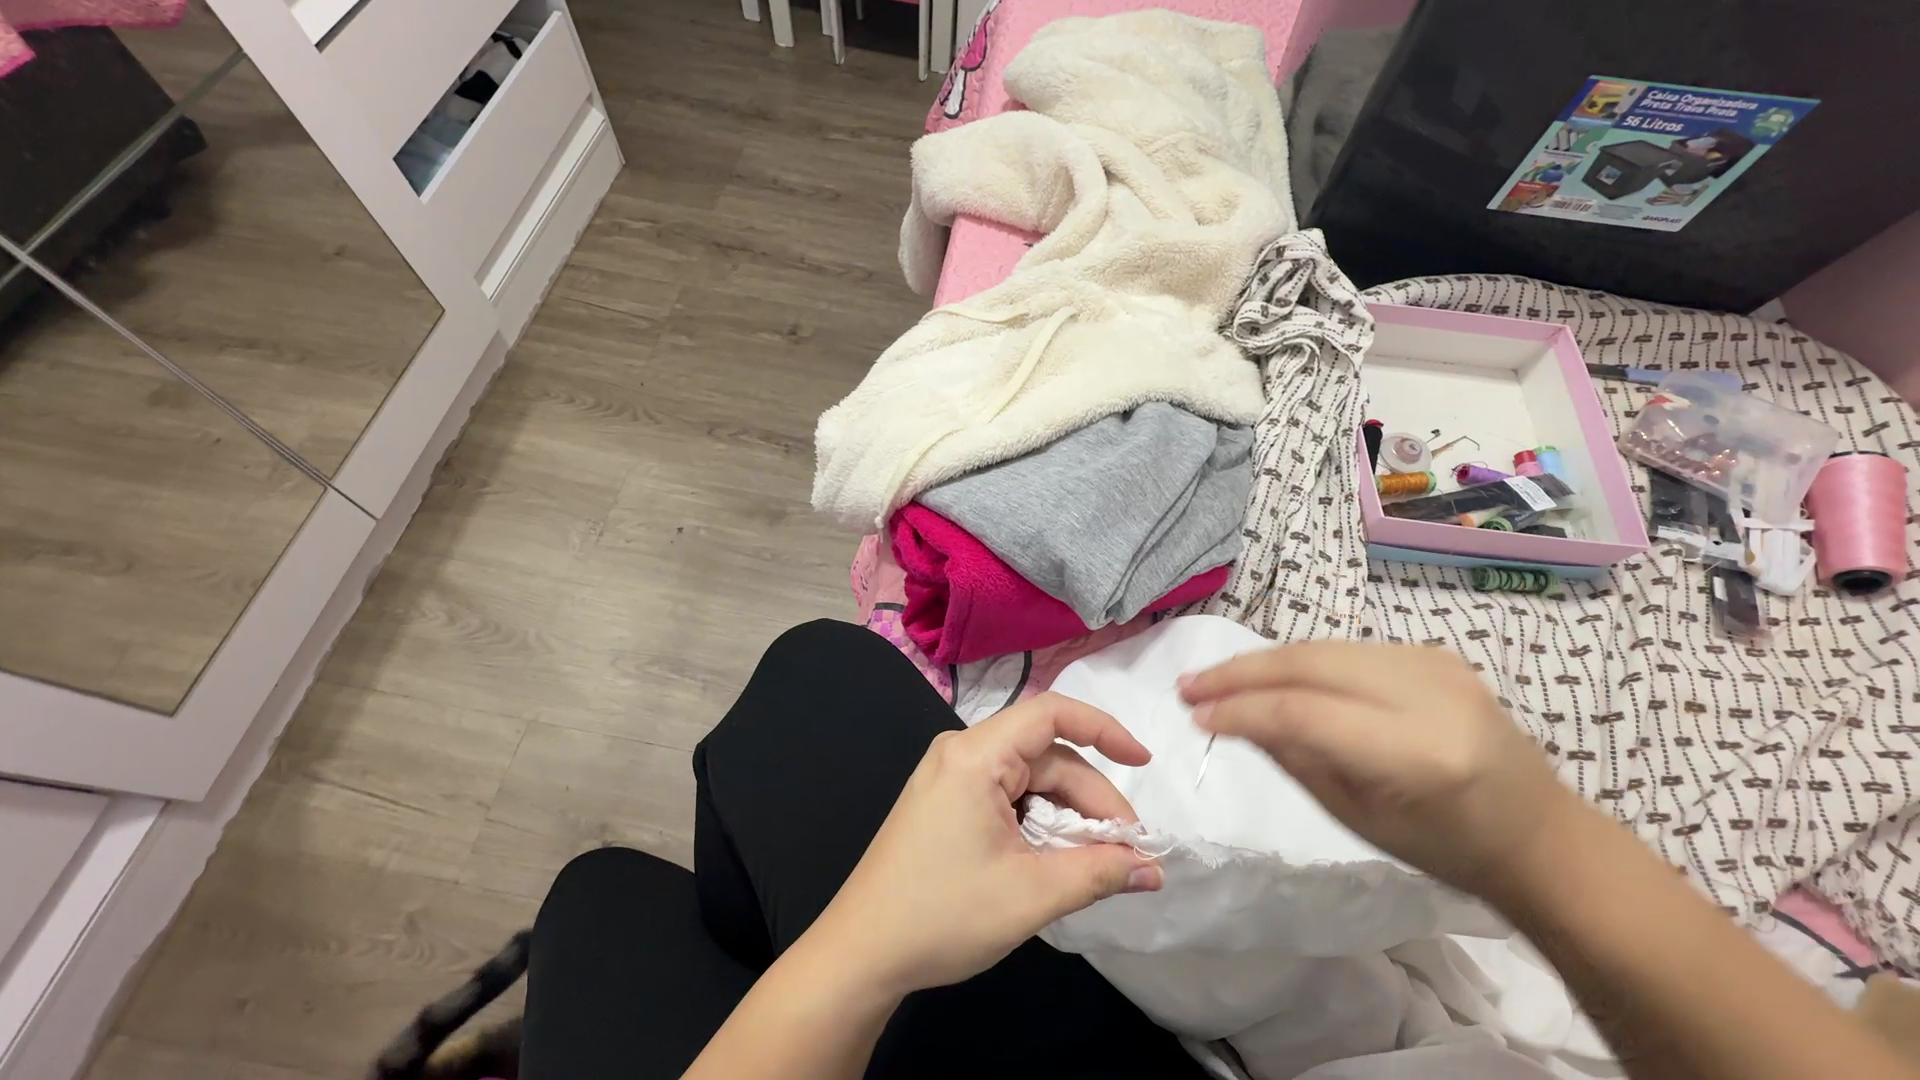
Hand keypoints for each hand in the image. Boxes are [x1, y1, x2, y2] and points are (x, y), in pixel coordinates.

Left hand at [803, 693, 1165, 997]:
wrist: (861, 953)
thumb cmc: (942, 916)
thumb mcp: (1030, 895)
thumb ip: (1099, 873)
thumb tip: (1152, 869)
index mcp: (975, 756)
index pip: (1051, 713)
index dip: (1104, 729)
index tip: (1143, 763)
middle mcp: (961, 754)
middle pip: (1045, 757)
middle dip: (1090, 799)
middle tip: (1129, 851)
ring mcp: (949, 779)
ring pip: (1028, 781)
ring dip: (1066, 816)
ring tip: (1096, 863)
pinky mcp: (945, 804)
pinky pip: (1006, 798)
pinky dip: (1038, 823)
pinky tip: (1055, 860)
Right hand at [1179, 641, 1581, 898]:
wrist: (1537, 832)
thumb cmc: (1445, 845)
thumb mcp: (1358, 816)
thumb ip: (1294, 757)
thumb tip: (1230, 716)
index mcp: (1417, 753)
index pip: (1305, 713)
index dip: (1241, 710)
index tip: (1195, 715)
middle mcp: (1430, 695)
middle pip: (1310, 664)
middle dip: (1241, 672)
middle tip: (1190, 686)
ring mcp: (1436, 665)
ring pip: (1323, 649)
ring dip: (1265, 664)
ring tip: (1218, 681)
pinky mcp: (1433, 653)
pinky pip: (1346, 650)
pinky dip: (1301, 663)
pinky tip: (1271, 678)